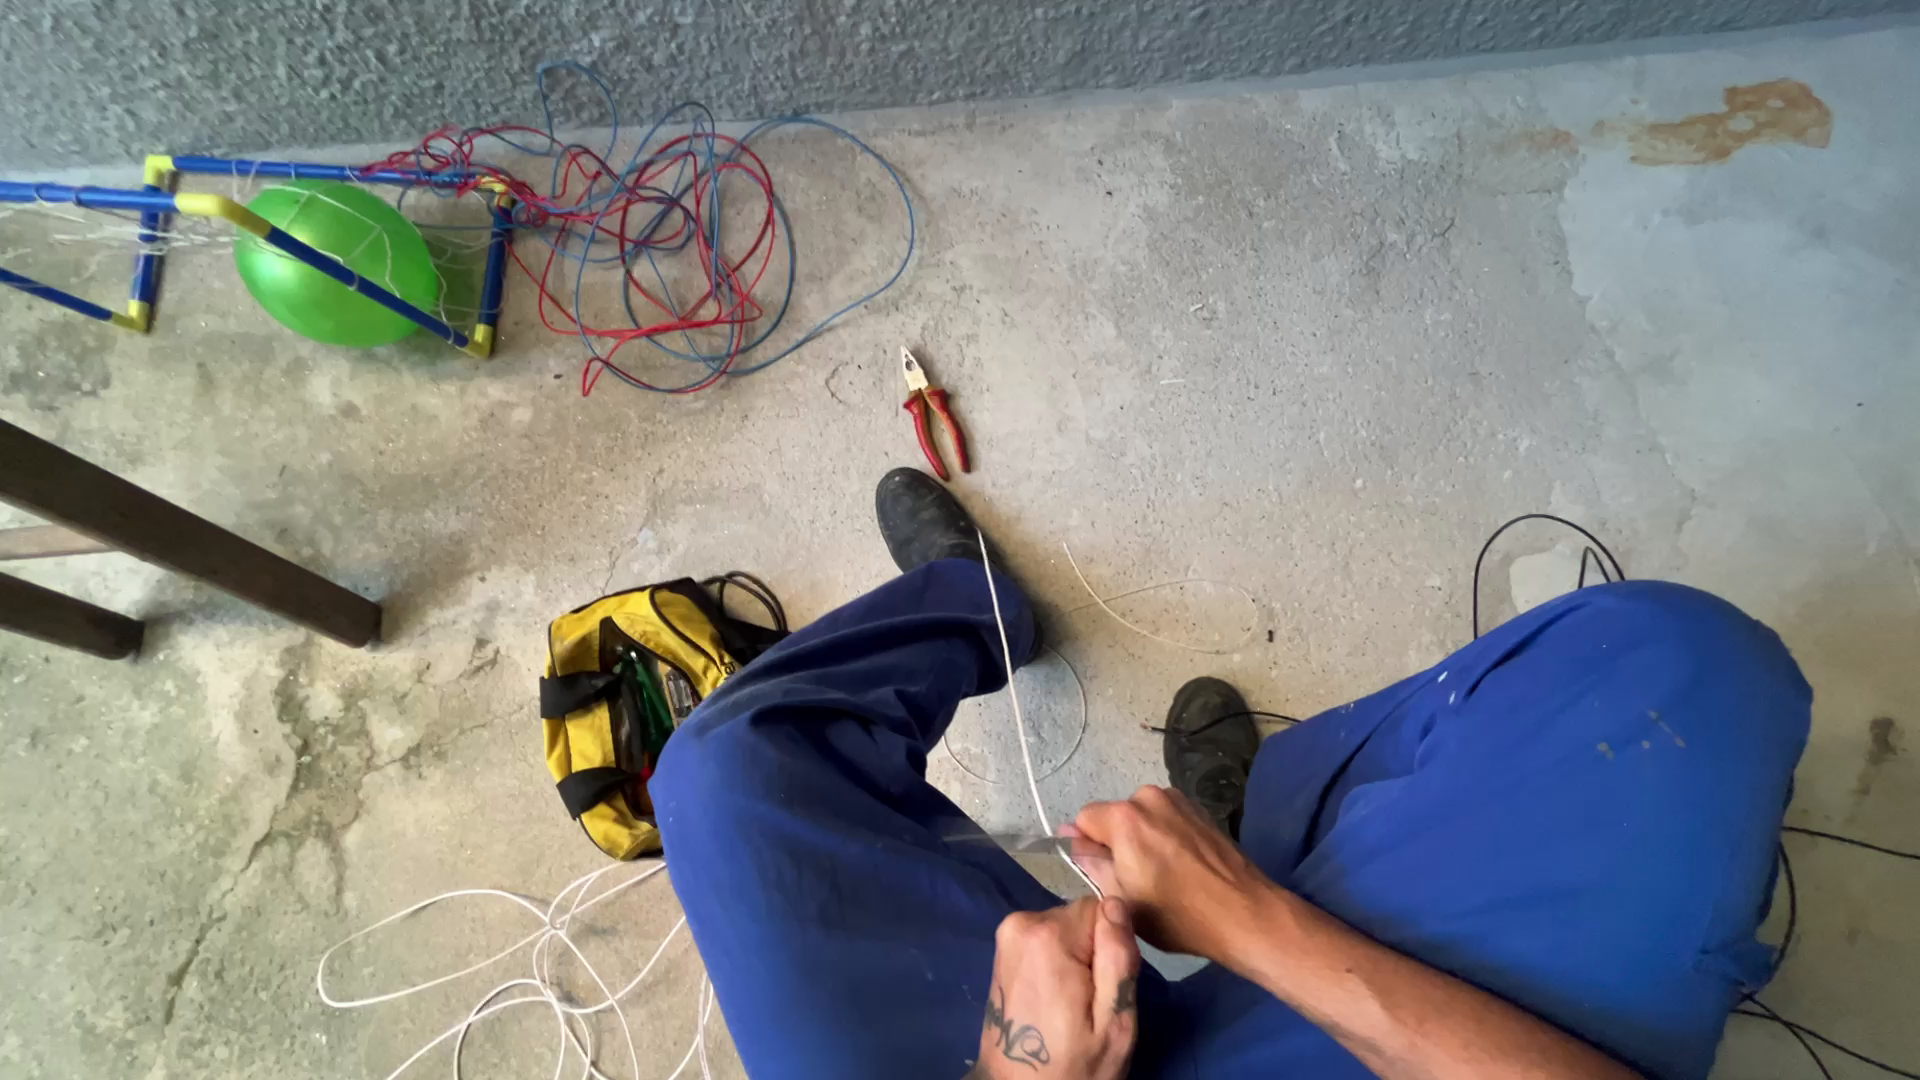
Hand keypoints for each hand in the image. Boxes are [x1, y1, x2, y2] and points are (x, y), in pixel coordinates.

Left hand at [968, 897, 1139, 1079]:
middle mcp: (1022, 921)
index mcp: (1049, 934)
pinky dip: (1054, 959)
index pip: (1101, 908)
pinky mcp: (1002, 944)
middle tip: (1087, 1001)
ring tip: (1067, 1002)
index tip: (1104, 985)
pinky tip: (1050, 995)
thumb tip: (1117, 903)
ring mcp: (1007, 931)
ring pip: (1064, 926)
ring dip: (1072, 957)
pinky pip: (1045, 936)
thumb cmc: (1071, 1065)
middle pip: (1079, 918)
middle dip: (1091, 951)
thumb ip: (1118, 958)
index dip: (1111, 946)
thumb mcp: (1113, 1024)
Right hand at [1065, 785, 1277, 962]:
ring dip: (1141, 836)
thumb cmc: (1179, 916)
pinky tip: (1182, 862)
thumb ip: (1091, 861)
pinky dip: (1164, 833)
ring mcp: (1176, 798)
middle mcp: (1148, 797)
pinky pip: (1164, 815)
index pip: (1084, 819)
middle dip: (1116, 841)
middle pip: (1114, 816)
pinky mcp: (1198, 807)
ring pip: (1140, 815)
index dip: (1088, 846)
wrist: (1246, 914)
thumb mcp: (1122, 899)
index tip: (1104, 872)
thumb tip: (1069, 836)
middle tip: (1136, 879)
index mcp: (1125, 818)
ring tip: (1163, 872)